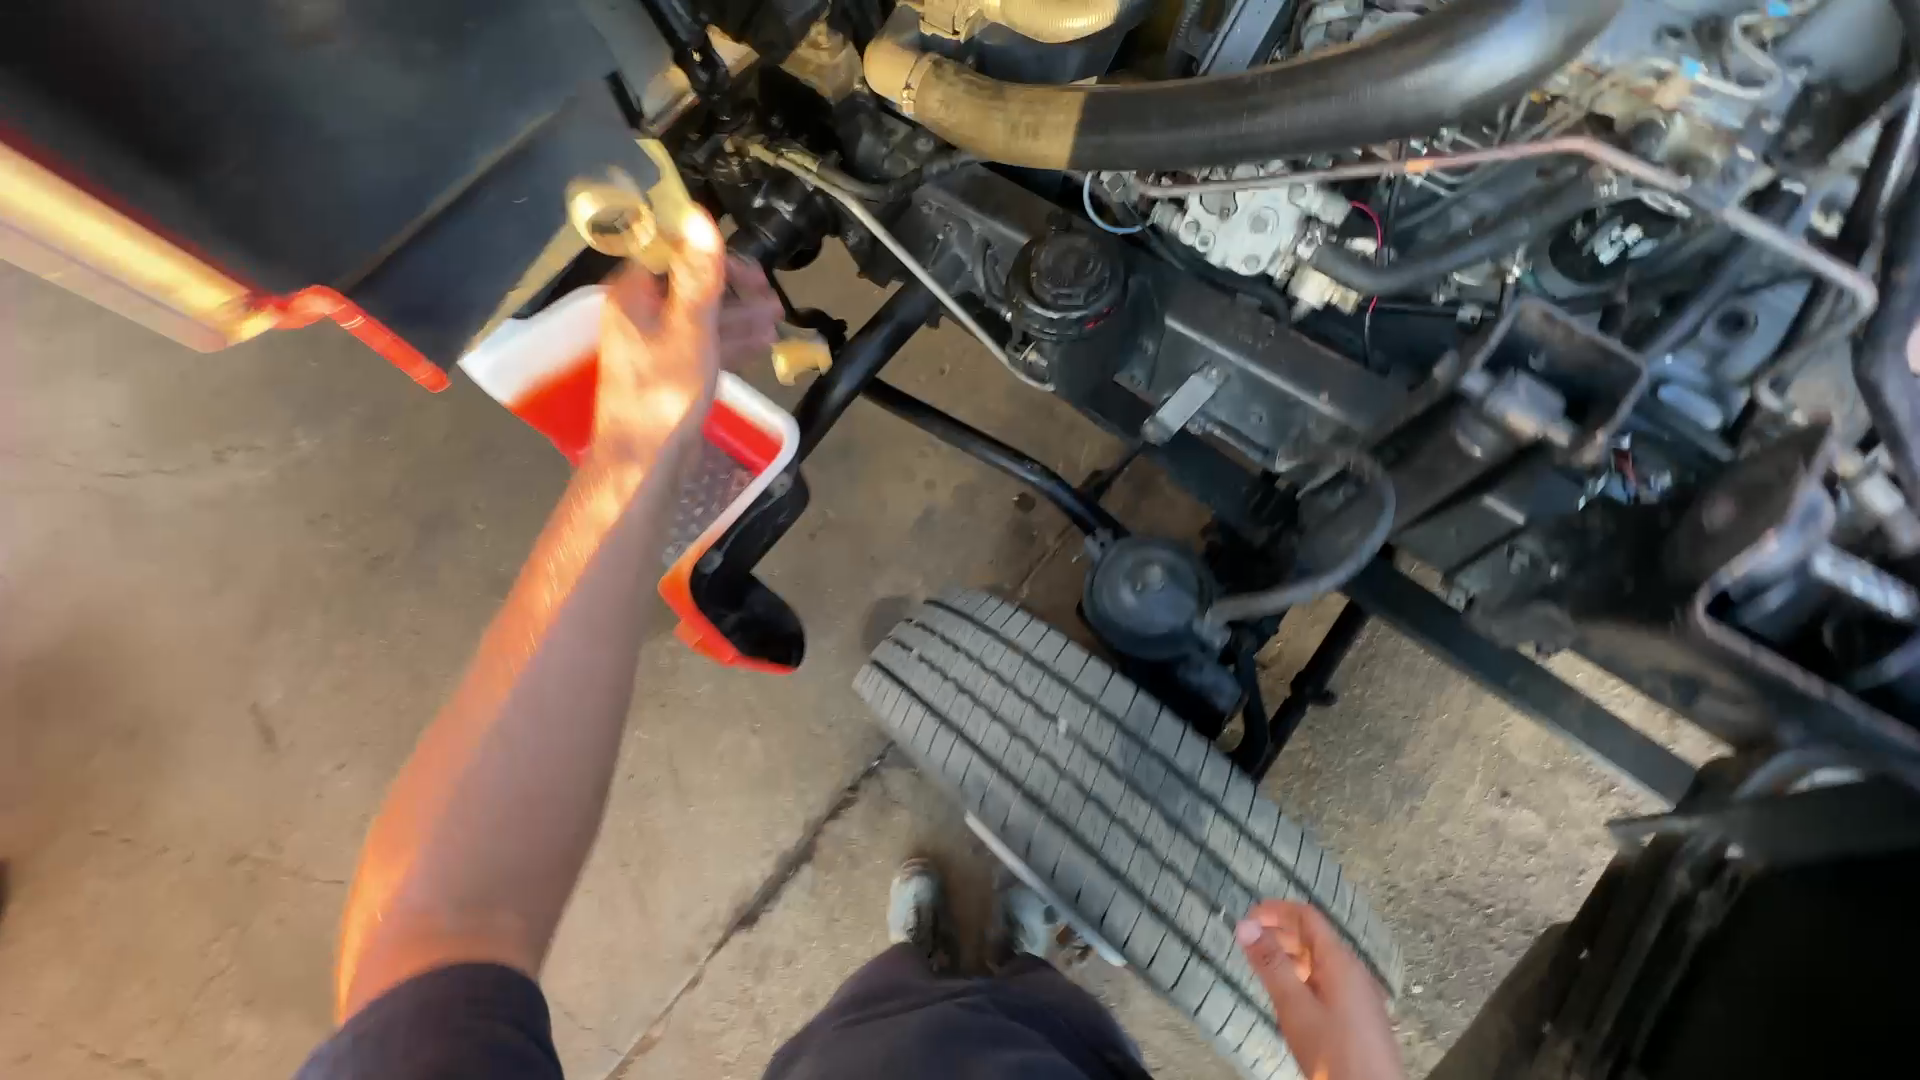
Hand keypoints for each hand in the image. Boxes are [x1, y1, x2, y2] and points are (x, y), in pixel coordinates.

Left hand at [592, 211, 781, 467]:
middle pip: (692, 288)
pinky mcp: (671, 376)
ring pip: (702, 320)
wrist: (645, 463)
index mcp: (635, 296)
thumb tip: (700, 214)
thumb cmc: (665, 395)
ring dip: (740, 318)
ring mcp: (655, 348)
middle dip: (736, 292)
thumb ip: (699, 276)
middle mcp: (641, 316)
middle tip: (775, 302)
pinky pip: (703, 348)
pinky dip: (730, 344)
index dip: (718, 259)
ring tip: (778, 323)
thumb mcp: (690, 330)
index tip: (756, 275)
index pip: (676, 256)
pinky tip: (761, 346)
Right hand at [1238, 900, 1403, 1079]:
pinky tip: (1288, 997)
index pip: (1306, 916)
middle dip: (1278, 932)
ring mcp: (1359, 995)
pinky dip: (1302, 977)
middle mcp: (1353, 971)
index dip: (1275, 910)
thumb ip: (1270, 964)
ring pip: (1319, 961)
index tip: (1246, 920)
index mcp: (1340, 961)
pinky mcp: (1359, 1016)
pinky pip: (1327, 982)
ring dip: (1289, 956)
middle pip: (1313, 936)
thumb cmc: (1332, 1052)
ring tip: (1261, 969)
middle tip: (1248, 945)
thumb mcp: (1295, 1007)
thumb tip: (1245, 924)